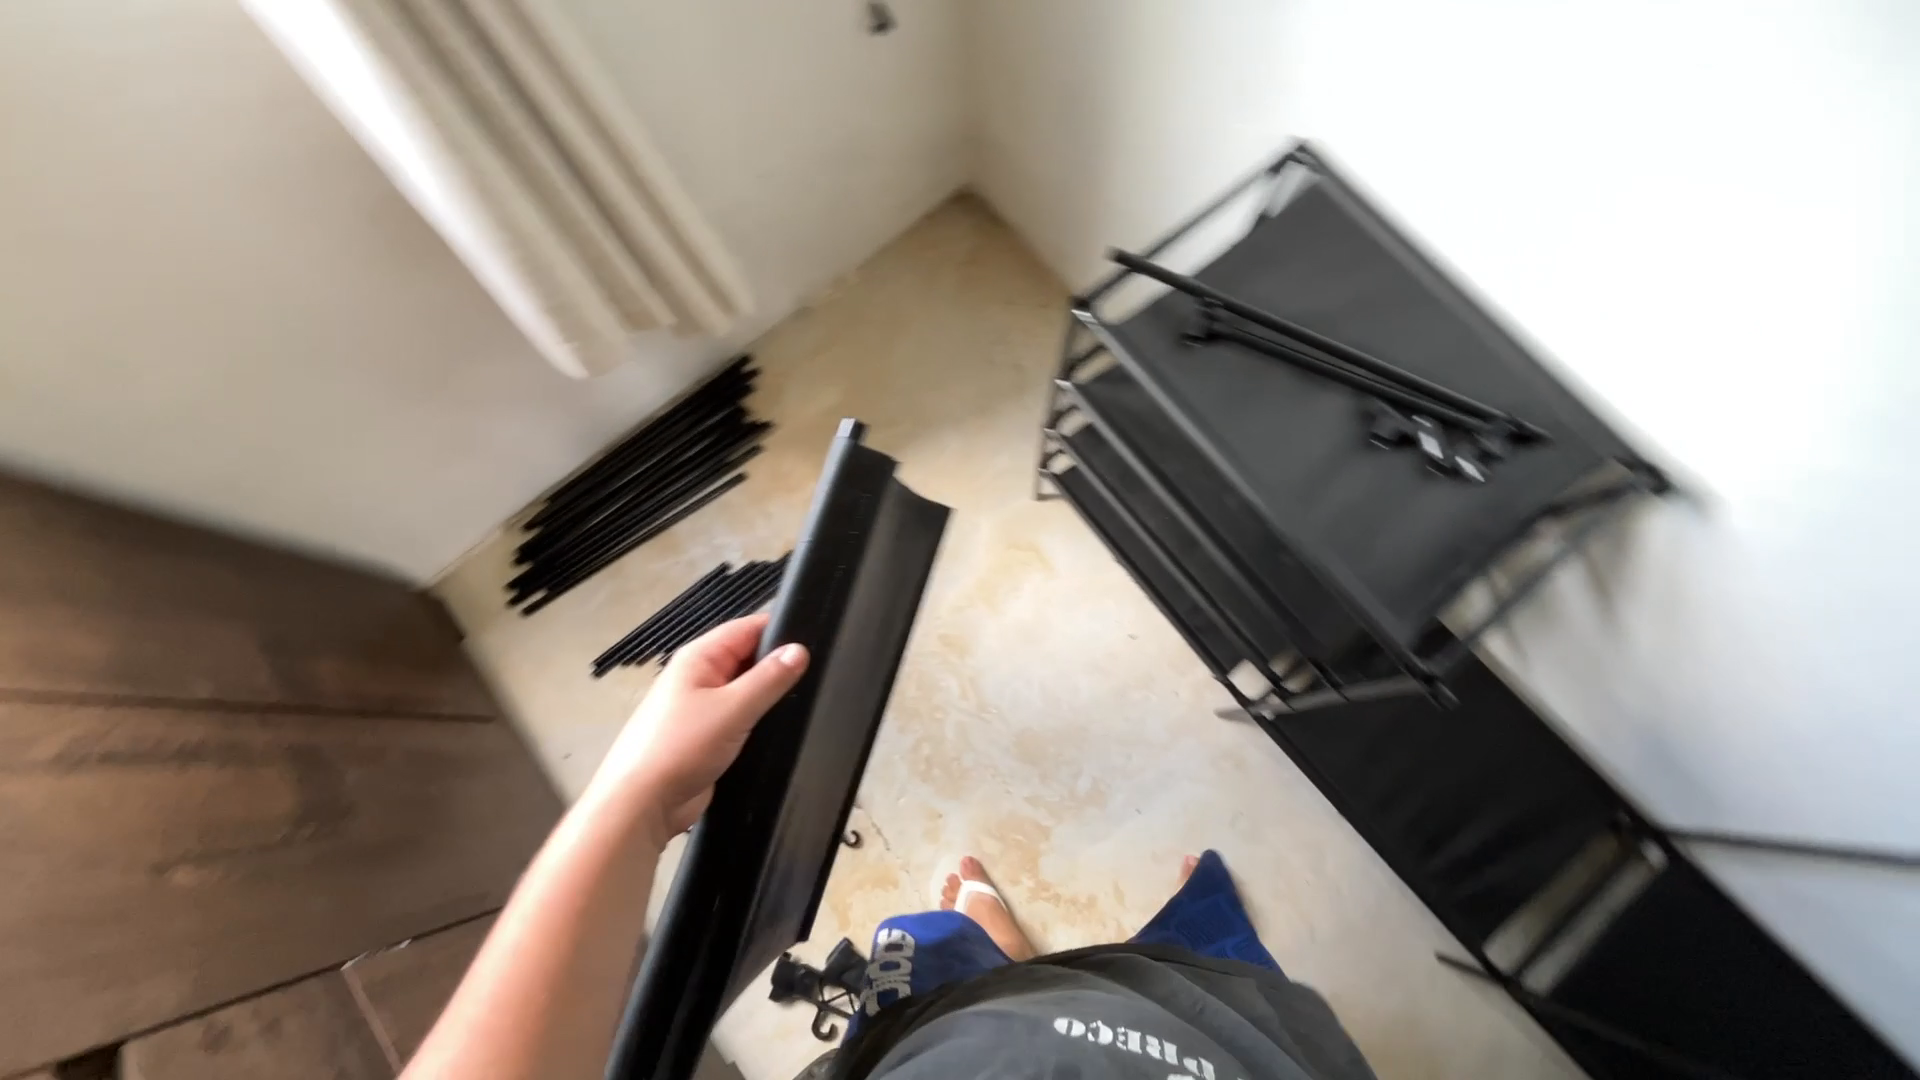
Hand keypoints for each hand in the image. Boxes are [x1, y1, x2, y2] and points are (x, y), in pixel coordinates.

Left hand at [585, 613, 808, 846]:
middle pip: (750, 657)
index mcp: (700, 657)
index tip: (817, 643)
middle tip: (818, 675)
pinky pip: (743, 717)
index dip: (782, 631)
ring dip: (771, 695)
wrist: (642, 806)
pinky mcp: (710, 735)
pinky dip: (761, 719)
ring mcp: (704, 707)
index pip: (749, 628)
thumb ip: (769, 678)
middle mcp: (701, 676)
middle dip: (779, 665)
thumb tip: (799, 650)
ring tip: (807, 700)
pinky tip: (784, 727)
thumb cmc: (680, 748)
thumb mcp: (732, 708)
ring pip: (748, 690)